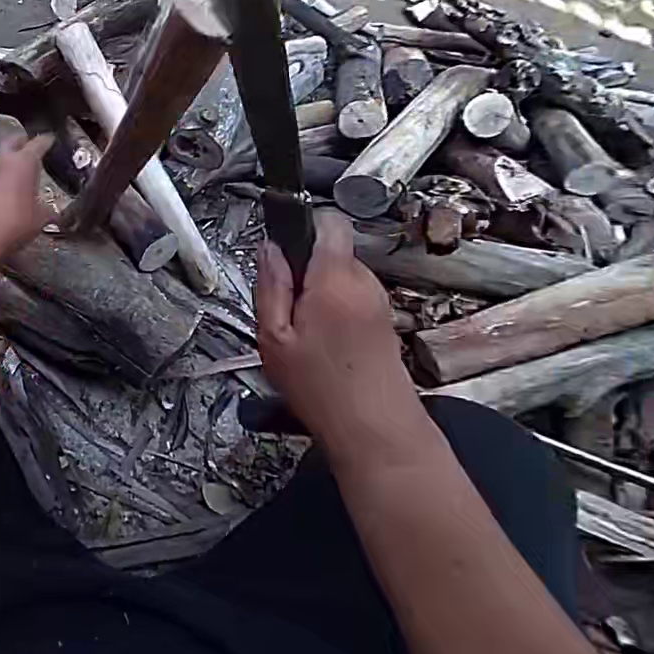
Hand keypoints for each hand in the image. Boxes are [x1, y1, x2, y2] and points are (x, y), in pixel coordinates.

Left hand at [0, 134, 55, 255]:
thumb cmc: (14, 223)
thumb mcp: (39, 219)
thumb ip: (45, 210)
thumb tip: (48, 210)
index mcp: (23, 162)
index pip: (38, 144)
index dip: (46, 141)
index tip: (51, 140)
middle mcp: (1, 160)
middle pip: (12, 142)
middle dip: (21, 142)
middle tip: (28, 146)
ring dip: (5, 163)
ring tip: (14, 173)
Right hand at [256, 210, 426, 467]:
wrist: (376, 431)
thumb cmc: (320, 387)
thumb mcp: (273, 336)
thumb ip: (270, 285)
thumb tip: (270, 248)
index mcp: (335, 280)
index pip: (329, 222)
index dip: (303, 224)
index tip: (281, 248)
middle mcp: (363, 283)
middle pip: (328, 251)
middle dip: (302, 269)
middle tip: (284, 308)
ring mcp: (378, 300)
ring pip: (337, 273)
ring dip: (316, 290)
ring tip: (301, 330)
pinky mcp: (383, 317)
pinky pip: (349, 294)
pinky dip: (331, 306)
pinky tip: (320, 341)